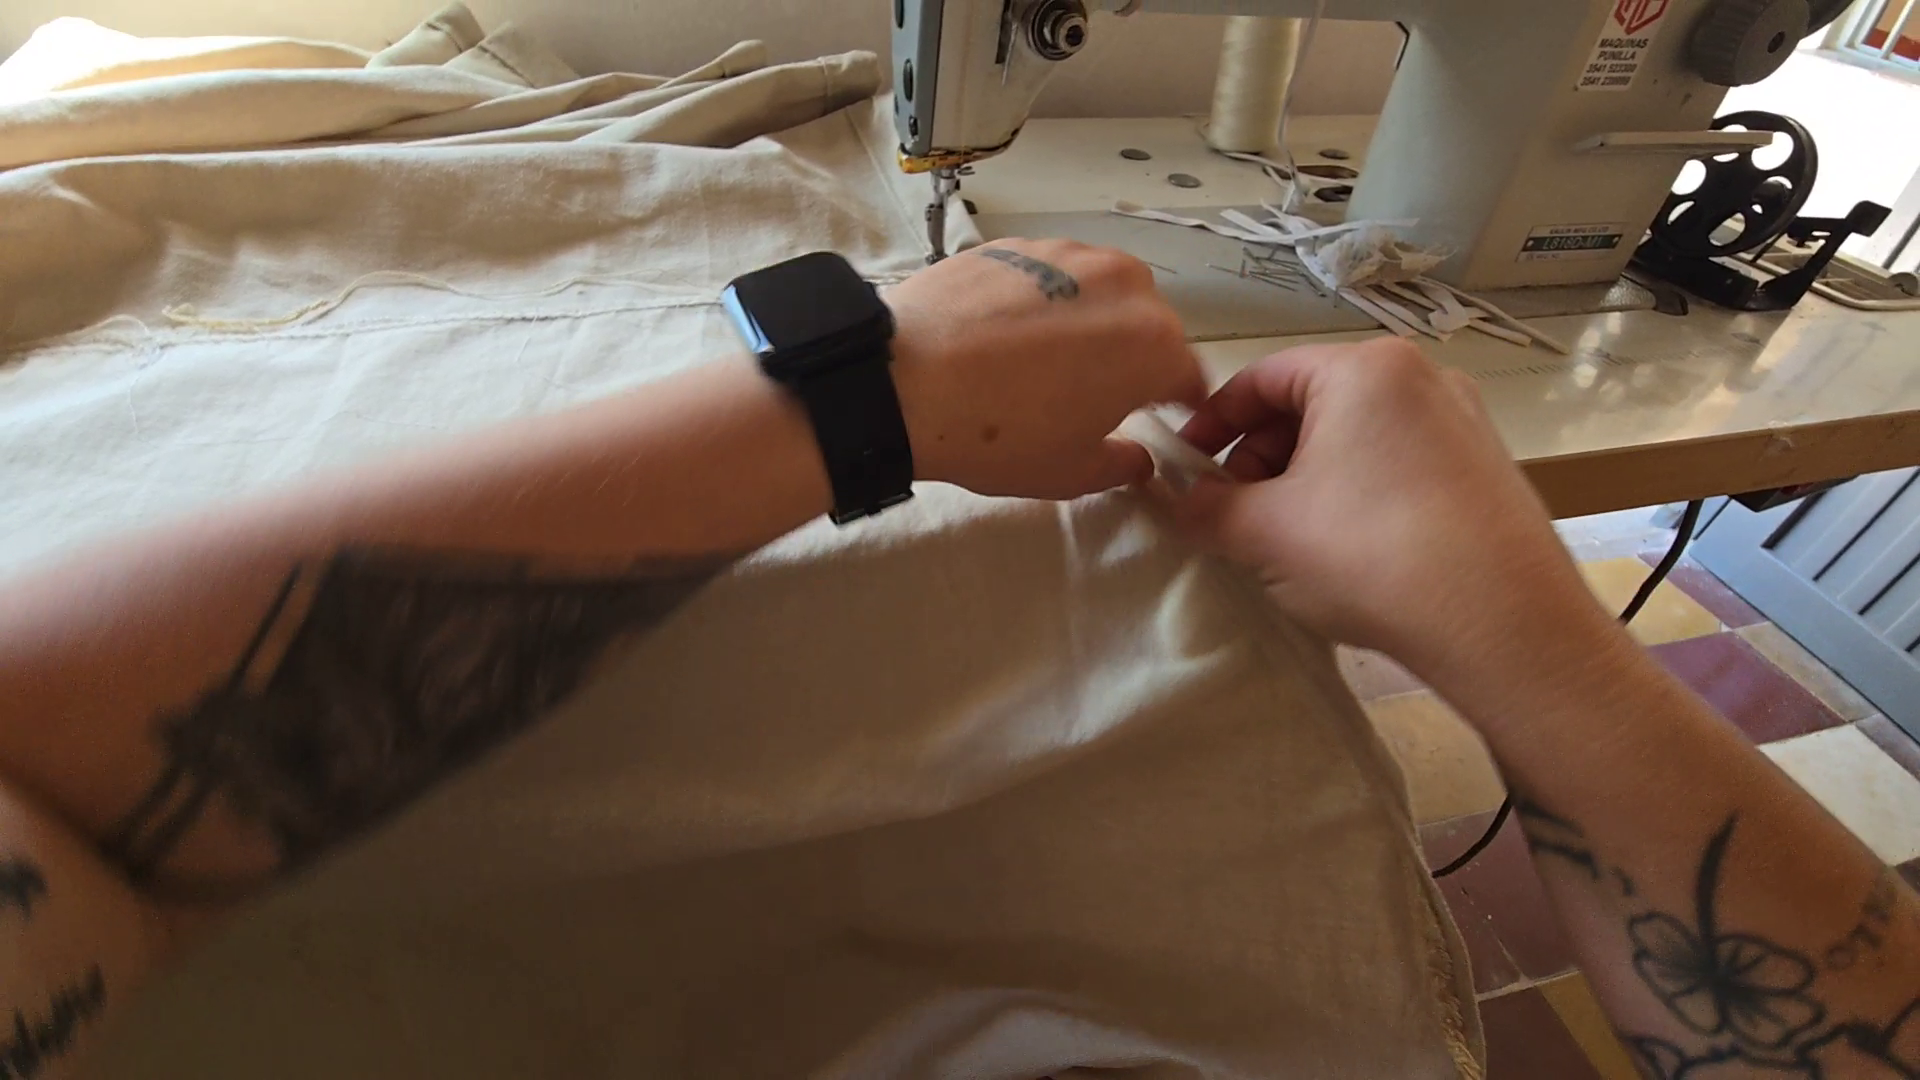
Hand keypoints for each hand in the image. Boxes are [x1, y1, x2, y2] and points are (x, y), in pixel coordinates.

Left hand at [887, 239, 1206, 499]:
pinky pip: (1048, 276)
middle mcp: (1125, 283)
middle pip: (1147, 326)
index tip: (1161, 416)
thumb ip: (1123, 464)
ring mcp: (1068, 251)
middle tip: (1088, 392)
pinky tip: (1002, 332)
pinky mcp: (1017, 241)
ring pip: (1098, 293)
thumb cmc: (1002, 435)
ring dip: (1087, 323)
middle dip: (1131, 358)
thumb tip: (1139, 457)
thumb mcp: (1071, 473)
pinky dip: (1041, 300)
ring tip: (1039, 359)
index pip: (1189, 375)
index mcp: (1154, 344)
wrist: (906, 381)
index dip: (1177, 402)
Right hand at [1167, 338, 1614, 681]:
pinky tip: (1336, 543)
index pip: (1260, 378)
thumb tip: (1175, 498)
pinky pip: (1389, 460)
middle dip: (1253, 455)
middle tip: (1230, 507)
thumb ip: (1200, 505)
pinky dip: (1344, 489)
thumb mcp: (1260, 530)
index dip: (1209, 421)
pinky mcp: (1482, 466)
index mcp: (1363, 370)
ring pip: (1347, 434)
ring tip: (1280, 532)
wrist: (1505, 628)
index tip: (1182, 464)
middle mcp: (1419, 377)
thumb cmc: (1366, 554)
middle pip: (1305, 403)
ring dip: (1295, 476)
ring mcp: (1460, 420)